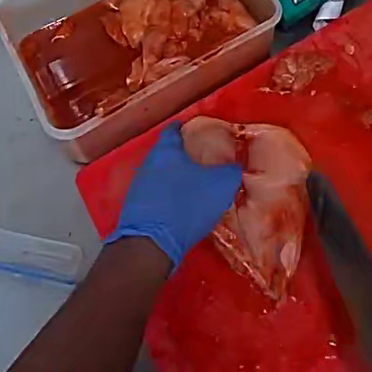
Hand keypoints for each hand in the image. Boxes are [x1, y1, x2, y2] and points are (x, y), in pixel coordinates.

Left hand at [105, 124, 241, 269]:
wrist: (151, 244)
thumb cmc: (186, 204)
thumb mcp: (220, 185)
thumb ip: (230, 171)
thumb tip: (235, 167)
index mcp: (166, 150)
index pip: (174, 129)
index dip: (186, 127)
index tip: (197, 130)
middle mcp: (148, 163)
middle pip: (166, 152)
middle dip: (182, 155)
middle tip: (201, 159)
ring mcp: (139, 186)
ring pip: (160, 175)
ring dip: (174, 178)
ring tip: (193, 184)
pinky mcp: (136, 209)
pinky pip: (155, 196)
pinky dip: (167, 197)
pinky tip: (180, 207)